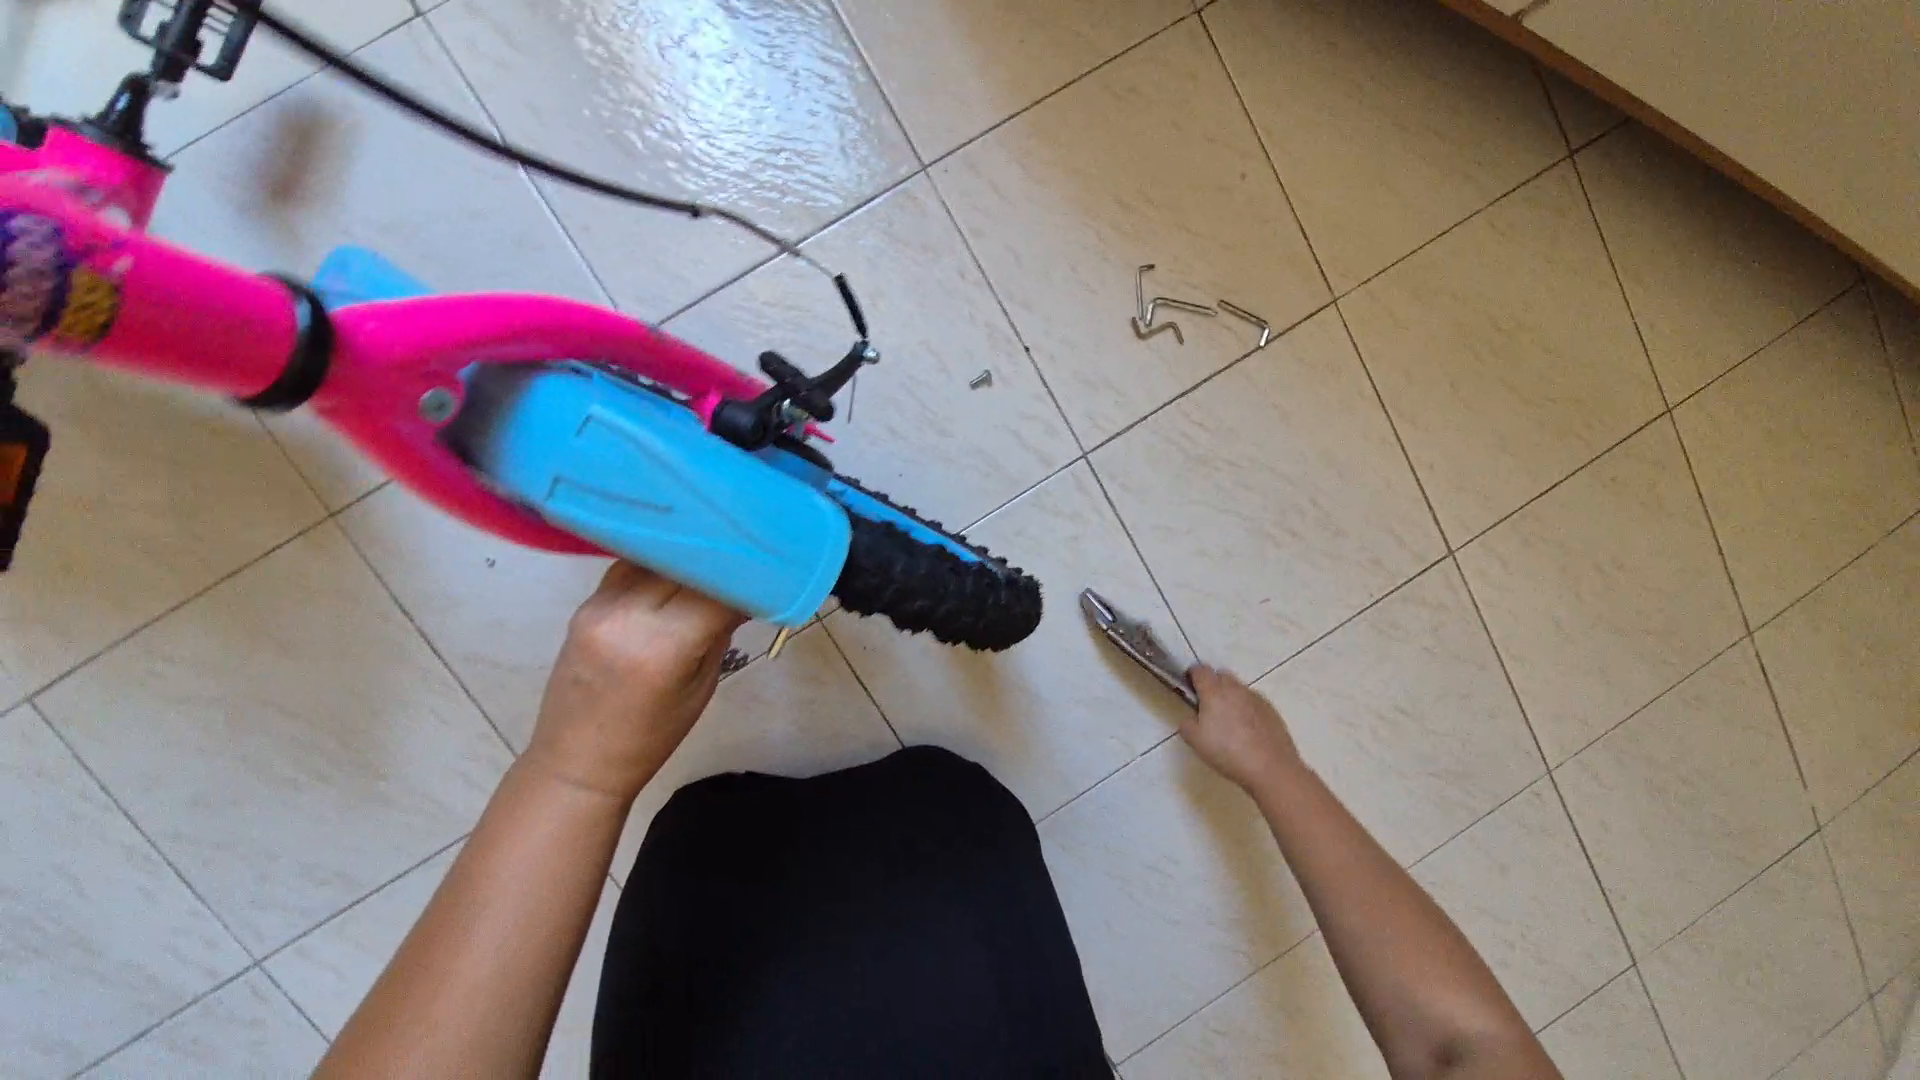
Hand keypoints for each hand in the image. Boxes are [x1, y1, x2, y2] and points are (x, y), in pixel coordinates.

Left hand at [523, 563, 745, 802]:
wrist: (578, 761)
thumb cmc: (651, 737)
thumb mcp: (702, 687)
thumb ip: (722, 631)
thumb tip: (748, 591)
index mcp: (663, 648)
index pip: (715, 590)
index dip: (746, 579)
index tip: (769, 576)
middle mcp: (627, 617)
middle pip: (685, 565)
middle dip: (720, 562)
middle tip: (748, 564)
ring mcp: (600, 607)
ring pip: (656, 557)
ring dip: (688, 558)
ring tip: (714, 562)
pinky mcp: (585, 604)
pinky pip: (629, 568)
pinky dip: (658, 564)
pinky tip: (678, 570)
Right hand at [1181, 665, 1305, 790]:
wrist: (1270, 768)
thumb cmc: (1227, 752)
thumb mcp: (1194, 741)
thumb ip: (1187, 722)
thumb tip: (1192, 717)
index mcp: (1213, 692)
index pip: (1200, 670)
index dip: (1192, 675)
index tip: (1190, 688)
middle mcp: (1235, 688)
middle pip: (1221, 675)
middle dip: (1213, 684)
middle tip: (1208, 706)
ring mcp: (1256, 698)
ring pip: (1238, 689)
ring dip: (1231, 697)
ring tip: (1229, 722)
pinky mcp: (1271, 710)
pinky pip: (1253, 702)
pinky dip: (1247, 709)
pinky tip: (1247, 731)